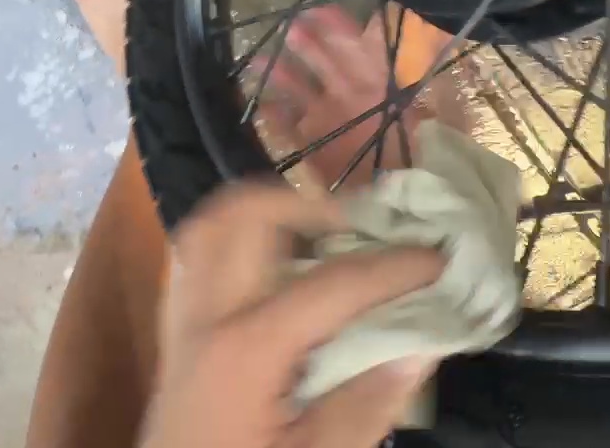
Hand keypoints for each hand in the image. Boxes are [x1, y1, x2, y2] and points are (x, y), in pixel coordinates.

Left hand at [139, 182, 442, 447]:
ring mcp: (182, 316)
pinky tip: (260, 259)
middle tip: (357, 225)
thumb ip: (365, 405)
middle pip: (247, 216)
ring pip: (209, 222)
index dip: (392, 268)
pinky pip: (191, 257)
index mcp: (248, 347)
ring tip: (309, 226)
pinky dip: (227, 238)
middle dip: (306, 203)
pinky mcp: (173, 331)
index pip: (332, 285)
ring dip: (259, 209)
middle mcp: (208, 312)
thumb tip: (420, 345)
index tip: (437, 256)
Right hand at [258, 7, 463, 189]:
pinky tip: (262, 105)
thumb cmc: (431, 160)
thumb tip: (439, 41)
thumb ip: (442, 84)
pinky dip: (273, 116)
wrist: (416, 210)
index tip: (320, 11)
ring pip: (299, 88)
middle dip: (308, 43)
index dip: (339, 28)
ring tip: (260, 61)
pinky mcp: (313, 149)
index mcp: (380, 85)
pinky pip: (287, 127)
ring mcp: (329, 122)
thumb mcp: (447, 118)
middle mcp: (350, 96)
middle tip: (292, 27)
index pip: (358, 47)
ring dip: (281, 73)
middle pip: (323, 62)